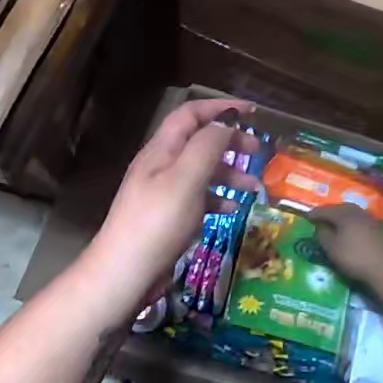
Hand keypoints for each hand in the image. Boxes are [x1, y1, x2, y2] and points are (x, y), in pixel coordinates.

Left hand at [86, 98, 259, 299]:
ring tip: (254, 188)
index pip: (191, 114)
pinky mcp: (169, 216)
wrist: (124, 274)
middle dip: (230, 141)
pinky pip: (199, 197)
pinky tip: (233, 210)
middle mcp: (162, 165)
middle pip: (200, 141)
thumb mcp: (186, 180)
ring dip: (229, 173)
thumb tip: (226, 122)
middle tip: (258, 152)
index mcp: (162, 150)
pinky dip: (219, 198)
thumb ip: (207, 147)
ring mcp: (164, 192)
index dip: (221, 108)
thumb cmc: (157, 223)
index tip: (253, 113)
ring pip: (202, 171)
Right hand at [309, 204, 382, 287]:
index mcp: (343, 214)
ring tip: (334, 224)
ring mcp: (370, 219)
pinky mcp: (378, 229)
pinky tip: (350, 231)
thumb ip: (322, 235)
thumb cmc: (355, 257)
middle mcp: (357, 212)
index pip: (325, 209)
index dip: (314, 213)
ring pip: (352, 213)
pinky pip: (359, 220)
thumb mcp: (332, 248)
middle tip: (320, 218)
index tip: (306, 217)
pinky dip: (351, 223)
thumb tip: (319, 226)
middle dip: (329, 212)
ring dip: (341, 217)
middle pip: (340, 208)